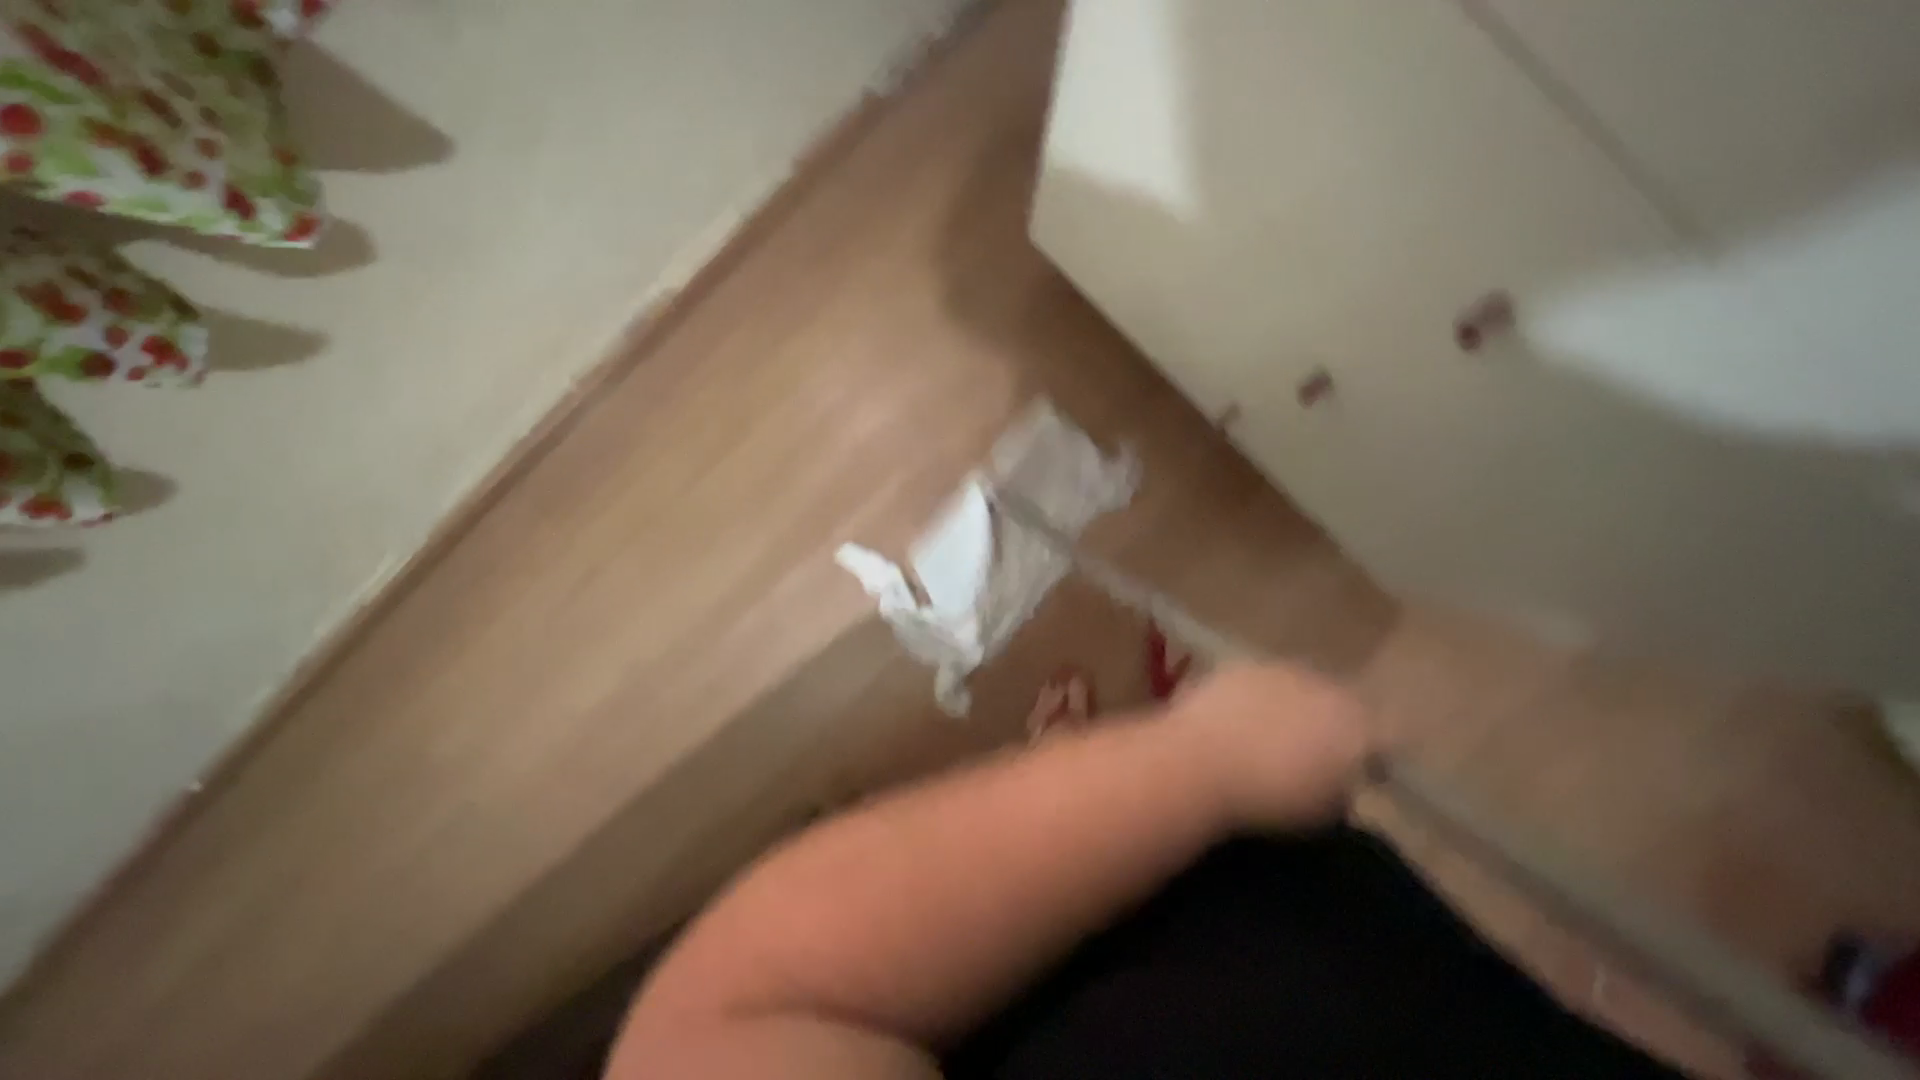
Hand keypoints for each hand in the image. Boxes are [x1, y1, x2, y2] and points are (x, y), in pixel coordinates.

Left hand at [1164, 663, 1376, 829]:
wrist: (1198, 764)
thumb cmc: (1267, 801)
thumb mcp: (1320, 814)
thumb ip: (1340, 791)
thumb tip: (1337, 782)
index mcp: (1359, 725)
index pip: (1390, 732)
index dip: (1378, 753)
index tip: (1369, 773)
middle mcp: (1326, 687)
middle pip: (1342, 703)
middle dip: (1333, 725)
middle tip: (1313, 754)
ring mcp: (1280, 671)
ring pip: (1300, 687)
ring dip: (1293, 707)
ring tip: (1270, 737)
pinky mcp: (1239, 666)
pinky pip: (1259, 683)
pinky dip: (1255, 700)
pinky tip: (1236, 722)